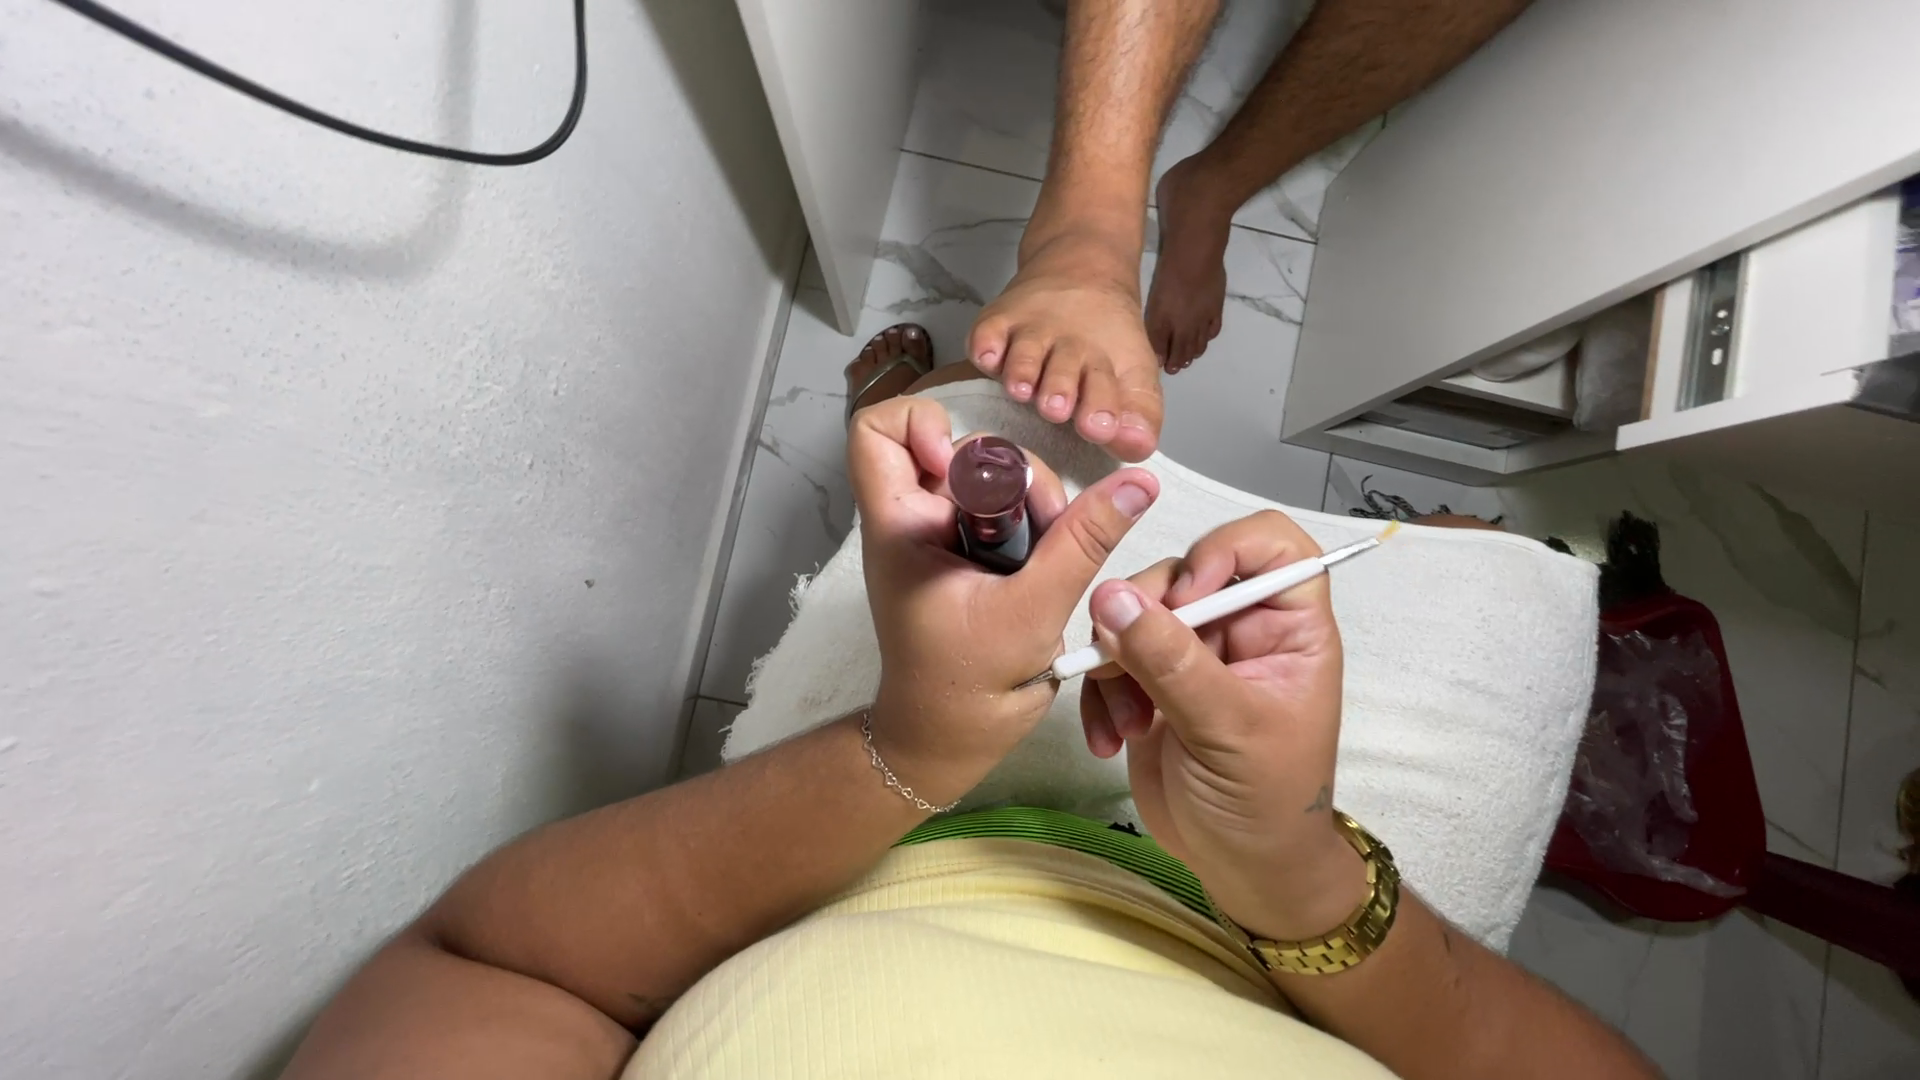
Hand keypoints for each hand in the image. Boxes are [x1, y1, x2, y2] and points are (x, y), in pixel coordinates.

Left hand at [848, 396, 1158, 805]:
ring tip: (1053, 556)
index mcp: (900, 525)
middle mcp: (917, 518)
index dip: (920, 425)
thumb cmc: (967, 685)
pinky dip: (1037, 522)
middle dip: (1014, 476)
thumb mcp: (1032, 611)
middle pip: (963, 449)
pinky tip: (1053, 559)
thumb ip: (1082, 543)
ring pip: (995, 478)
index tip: (964, 468)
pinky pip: (1008, 509)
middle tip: (1044, 527)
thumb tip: (1138, 482)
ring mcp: (946, 534)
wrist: (952, 737)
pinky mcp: (972, 551)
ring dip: (1036, 504)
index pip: (877, 432)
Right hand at [1080, 511, 1369, 940]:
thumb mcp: (1227, 729)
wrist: (1236, 868)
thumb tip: (1112, 596)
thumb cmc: (1264, 802)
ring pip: (1135, 612)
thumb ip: (1171, 661)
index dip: (1224, 551)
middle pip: (1182, 573)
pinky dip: (1101, 693)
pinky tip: (1109, 738)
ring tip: (1127, 720)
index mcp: (1286, 626)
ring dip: (1116, 662)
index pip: (1268, 545)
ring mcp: (1189, 652)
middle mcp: (1237, 626)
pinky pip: (1110, 655)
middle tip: (1127, 664)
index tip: (1187, 597)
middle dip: (1146, 618)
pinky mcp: (1148, 680)